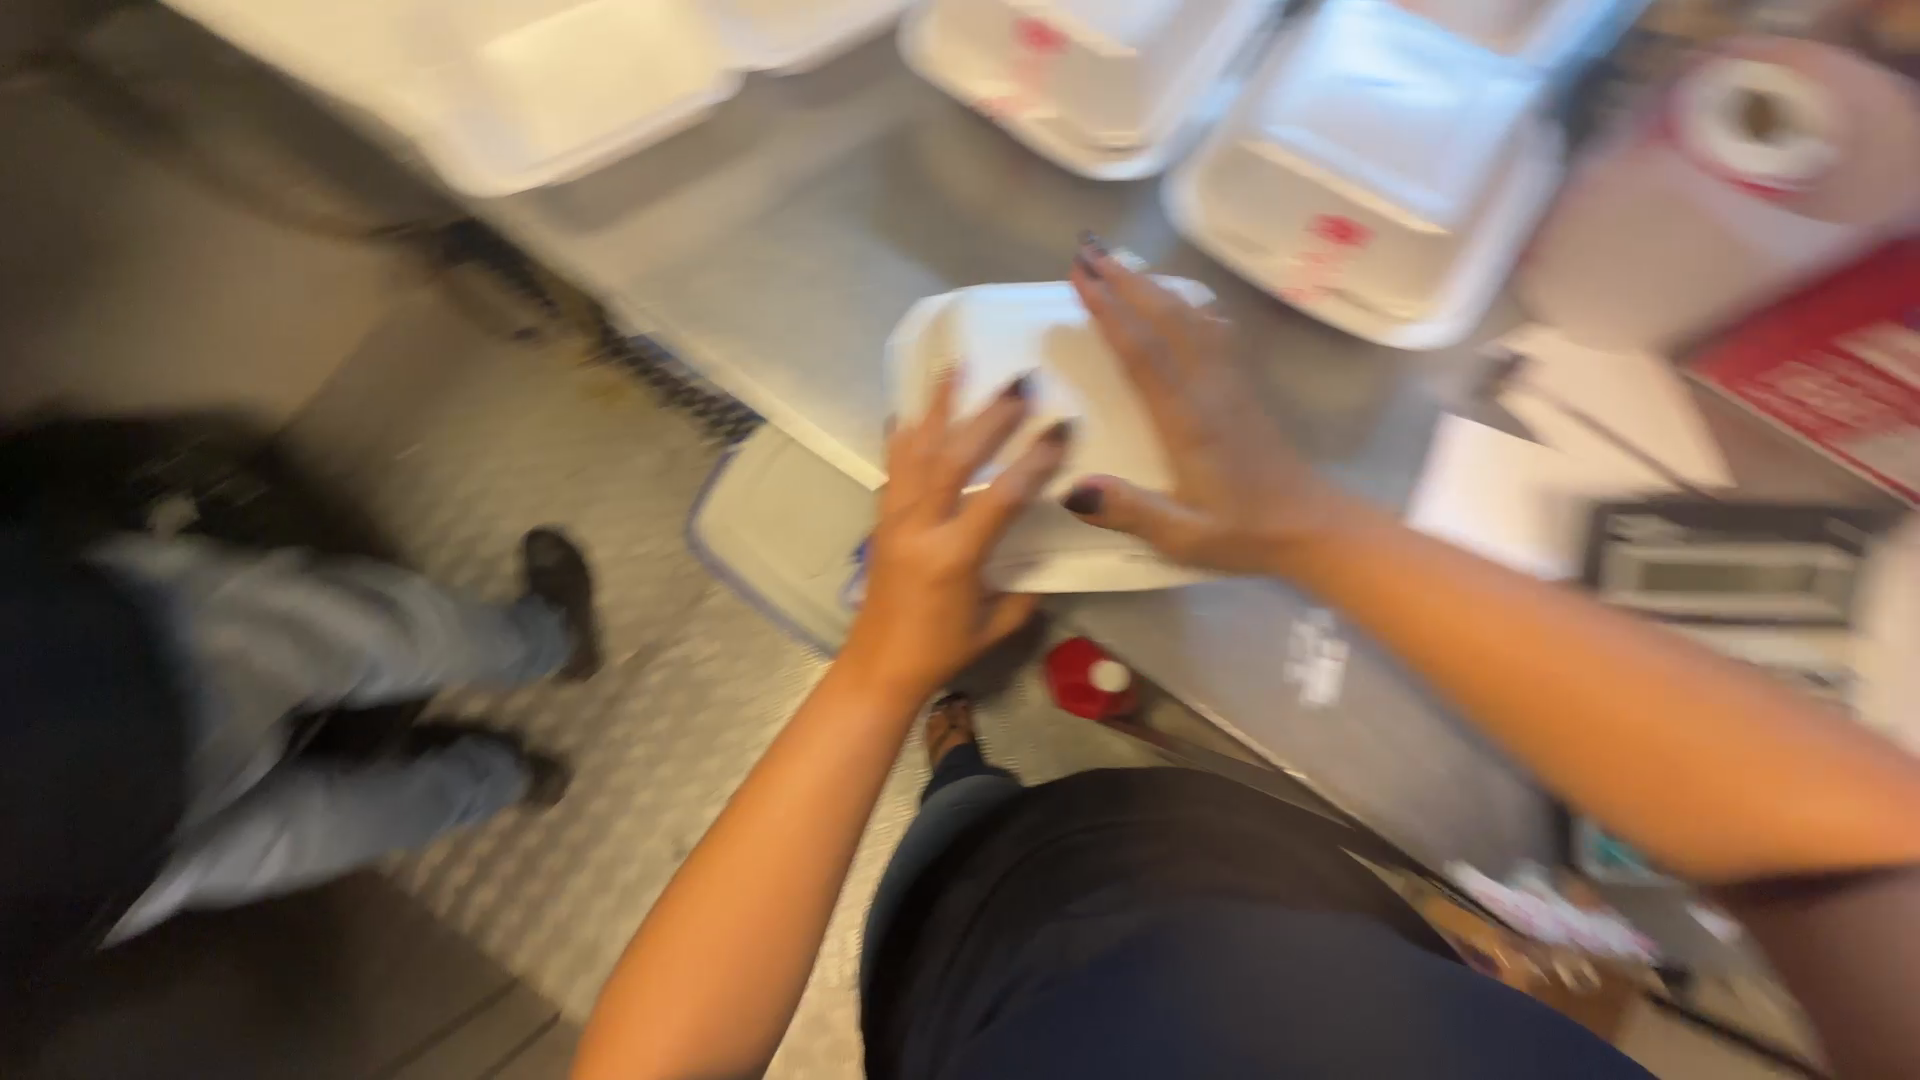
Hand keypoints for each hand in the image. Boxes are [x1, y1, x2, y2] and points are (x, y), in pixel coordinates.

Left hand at [840, 366, 1070, 702]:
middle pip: (953, 457)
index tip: (1058, 428)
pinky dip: (902, 437)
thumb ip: (1024, 590)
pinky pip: (892, 469)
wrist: (877, 665)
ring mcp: (894, 519)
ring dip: (937, 407)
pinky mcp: (880, 521)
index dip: (1032, 461)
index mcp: (953, 556)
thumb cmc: (940, 651)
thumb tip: (1042, 557)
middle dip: (988, 417)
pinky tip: (908, 411)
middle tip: (1018, 383)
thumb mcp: (994, 626)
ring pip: (916, 452)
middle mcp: (919, 528)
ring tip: (954, 367)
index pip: (999, 497)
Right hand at [1061, 236, 1351, 575]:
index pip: (1143, 352)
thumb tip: (1071, 488)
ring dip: (1154, 285)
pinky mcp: (1243, 386)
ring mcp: (1231, 383)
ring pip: (1192, 316)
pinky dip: (1188, 304)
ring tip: (1120, 264)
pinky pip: (1213, 329)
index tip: (1080, 277)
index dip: (1109, 311)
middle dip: (1125, 280)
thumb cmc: (1245, 533)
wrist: (1312, 526)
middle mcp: (1211, 389)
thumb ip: (1130, 512)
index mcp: (1190, 421)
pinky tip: (1177, 300)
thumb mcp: (1184, 537)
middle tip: (1087, 249)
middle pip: (1167, 318)